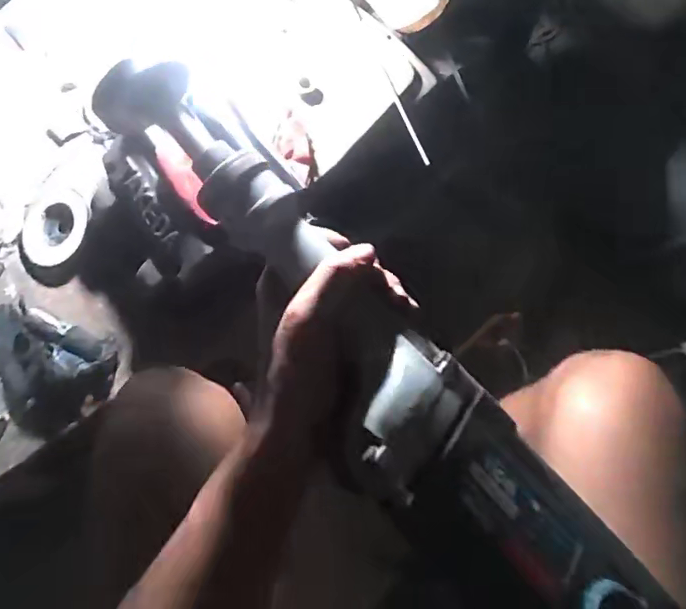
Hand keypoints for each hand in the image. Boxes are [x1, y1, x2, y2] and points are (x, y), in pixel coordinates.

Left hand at [261, 229, 414, 442]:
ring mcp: (322, 317)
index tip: (369, 263)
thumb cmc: (294, 380)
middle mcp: (299, 293)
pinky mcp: (342, 339)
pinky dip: (388, 311)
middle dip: (374, 274)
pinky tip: (406, 320)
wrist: (295, 444)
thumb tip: (369, 250)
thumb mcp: (305, 323)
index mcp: (280, 282)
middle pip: (343, 263)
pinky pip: (368, 311)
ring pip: (360, 287)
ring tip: (406, 311)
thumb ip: (331, 279)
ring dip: (386, 292)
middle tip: (395, 296)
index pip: (312, 241)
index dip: (342, 245)